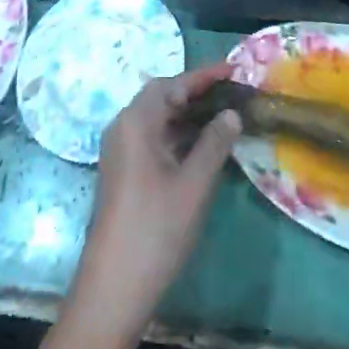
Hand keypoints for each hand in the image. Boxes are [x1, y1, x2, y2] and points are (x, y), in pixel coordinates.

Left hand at [38, 63, 242, 348]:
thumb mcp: (194, 184)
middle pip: (161, 97)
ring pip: (157, 119)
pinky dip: (178, 135)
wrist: (115, 280)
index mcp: (135, 122)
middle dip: (196, 92)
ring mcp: (120, 149)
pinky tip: (203, 145)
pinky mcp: (123, 169)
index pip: (171, 85)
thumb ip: (214, 143)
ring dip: (188, 115)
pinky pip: (152, 138)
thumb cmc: (157, 226)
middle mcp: (122, 127)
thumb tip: (231, 113)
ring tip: (225, 114)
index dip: (202, 76)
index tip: (233, 69)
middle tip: (231, 92)